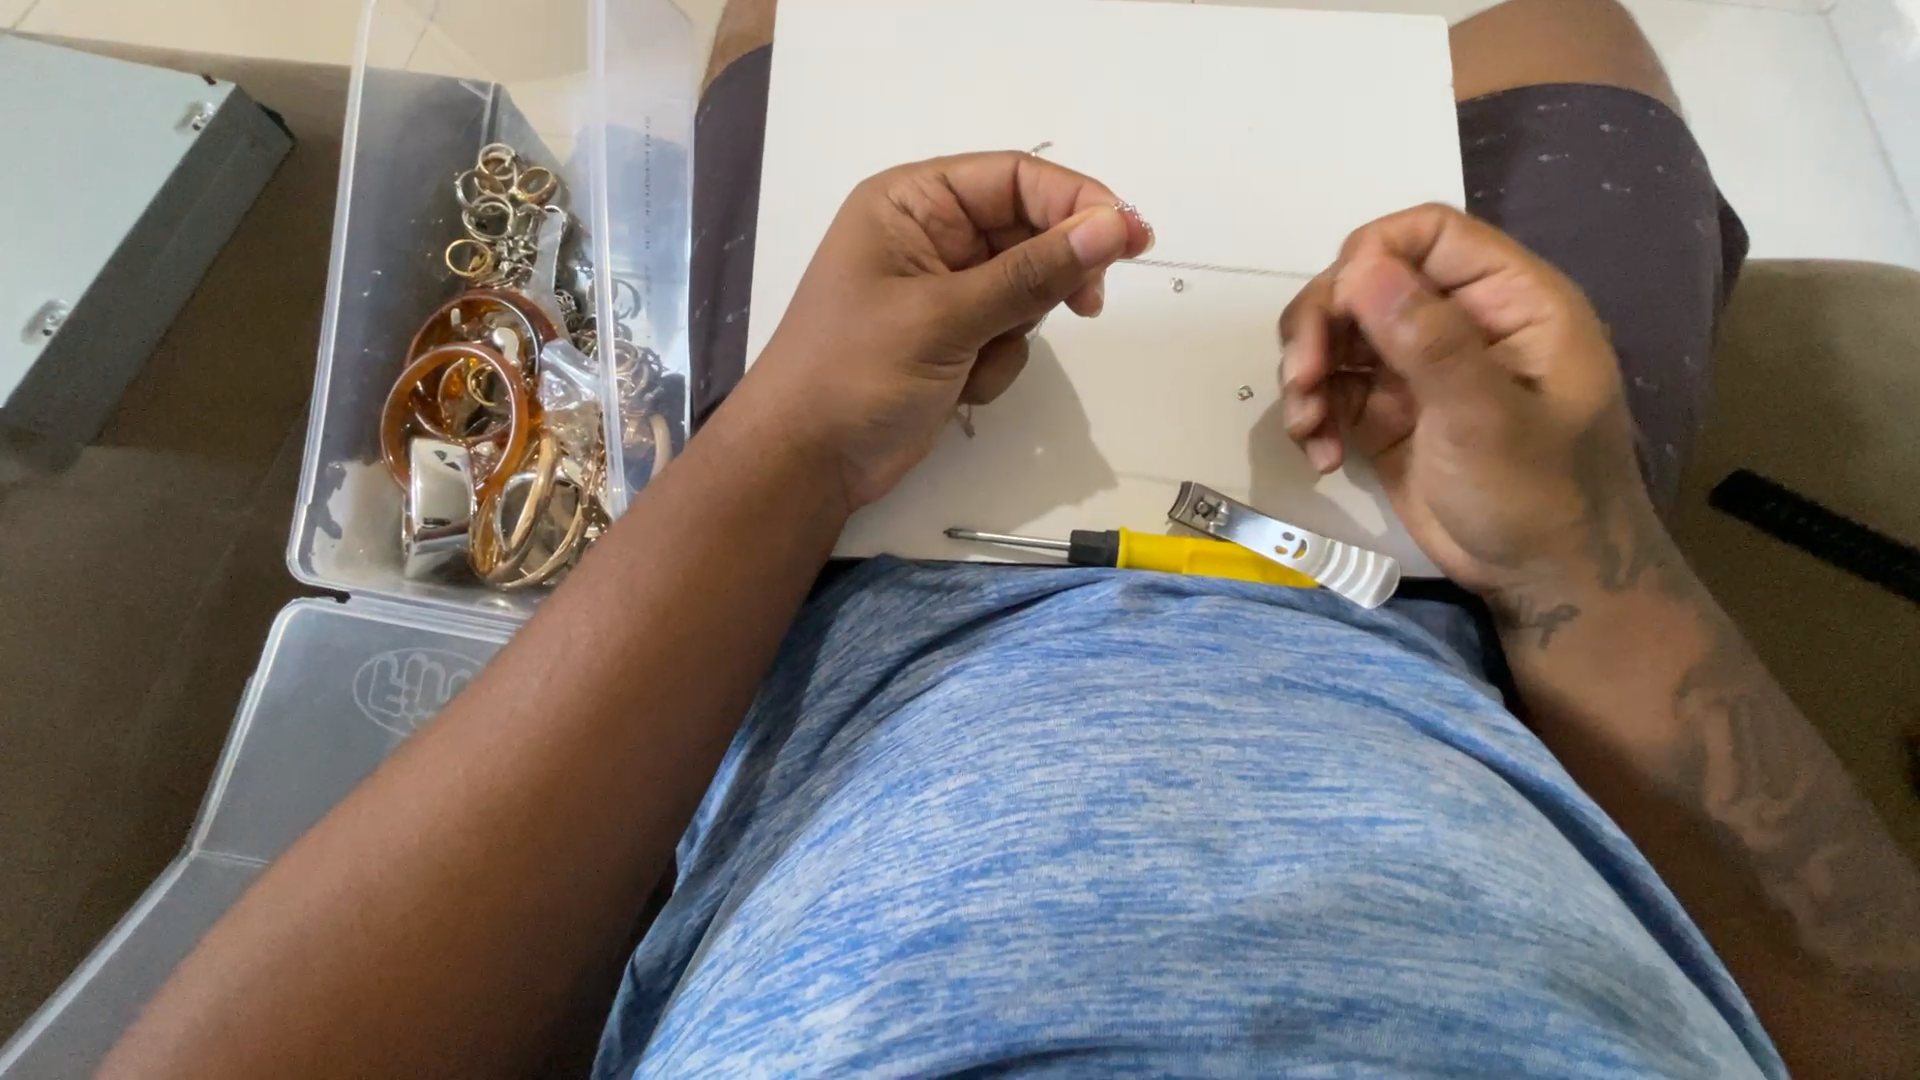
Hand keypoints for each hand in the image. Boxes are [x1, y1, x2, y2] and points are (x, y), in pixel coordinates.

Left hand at [735, 151, 1153, 511]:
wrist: (810, 461)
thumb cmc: (857, 374)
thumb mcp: (945, 317)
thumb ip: (1032, 273)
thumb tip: (1115, 224)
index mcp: (912, 203)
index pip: (1015, 178)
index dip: (1077, 202)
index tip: (1131, 238)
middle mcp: (930, 238)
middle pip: (1027, 232)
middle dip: (1052, 274)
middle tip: (1088, 305)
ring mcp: (943, 293)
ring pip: (1025, 291)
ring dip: (1015, 330)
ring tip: (976, 361)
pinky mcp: (953, 341)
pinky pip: (1008, 335)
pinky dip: (996, 364)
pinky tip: (959, 387)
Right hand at [1278, 204, 1662, 603]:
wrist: (1537, 576)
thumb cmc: (1538, 494)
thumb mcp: (1486, 418)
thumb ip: (1427, 339)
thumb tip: (1359, 267)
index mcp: (1505, 301)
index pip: (1426, 235)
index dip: (1368, 259)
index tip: (1333, 311)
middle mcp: (1453, 322)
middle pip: (1361, 285)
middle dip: (1318, 330)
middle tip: (1301, 381)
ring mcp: (1413, 369)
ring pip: (1333, 338)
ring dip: (1305, 379)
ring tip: (1307, 429)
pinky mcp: (1381, 412)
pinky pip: (1327, 391)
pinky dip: (1311, 419)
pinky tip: (1321, 458)